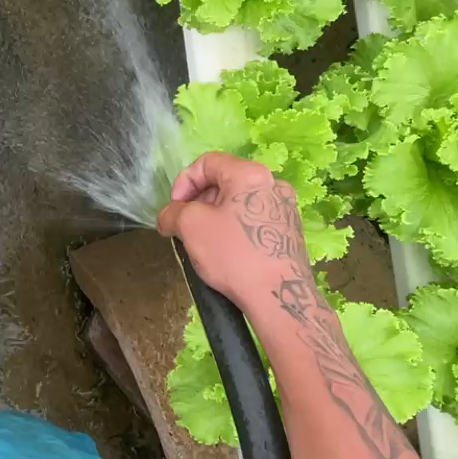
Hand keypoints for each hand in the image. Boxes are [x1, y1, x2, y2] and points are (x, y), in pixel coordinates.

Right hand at [156, 152, 311, 309]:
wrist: (278, 296)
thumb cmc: (233, 254)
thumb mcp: (189, 226)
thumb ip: (172, 212)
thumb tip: (168, 217)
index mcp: (251, 174)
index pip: (207, 162)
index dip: (183, 182)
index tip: (174, 208)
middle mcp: (274, 185)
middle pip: (223, 181)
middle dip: (197, 200)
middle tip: (183, 225)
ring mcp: (285, 209)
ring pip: (237, 202)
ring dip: (213, 216)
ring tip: (202, 241)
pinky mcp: (289, 232)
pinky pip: (252, 220)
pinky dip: (232, 229)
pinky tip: (225, 252)